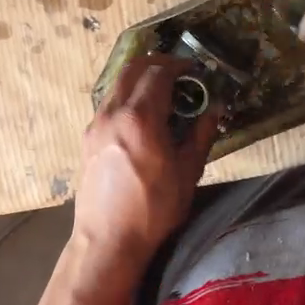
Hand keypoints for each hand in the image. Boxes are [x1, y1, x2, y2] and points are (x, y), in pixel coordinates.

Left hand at [72, 55, 217, 264]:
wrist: (108, 241)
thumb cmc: (154, 209)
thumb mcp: (187, 172)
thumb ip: (201, 135)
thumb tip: (215, 109)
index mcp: (141, 118)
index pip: (159, 73)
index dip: (179, 66)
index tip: (195, 71)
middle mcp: (113, 113)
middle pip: (133, 68)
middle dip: (158, 63)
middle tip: (179, 73)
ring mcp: (96, 124)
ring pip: (118, 84)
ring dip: (141, 79)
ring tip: (163, 94)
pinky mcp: (88, 138)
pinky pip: (109, 103)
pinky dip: (128, 97)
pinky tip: (144, 117)